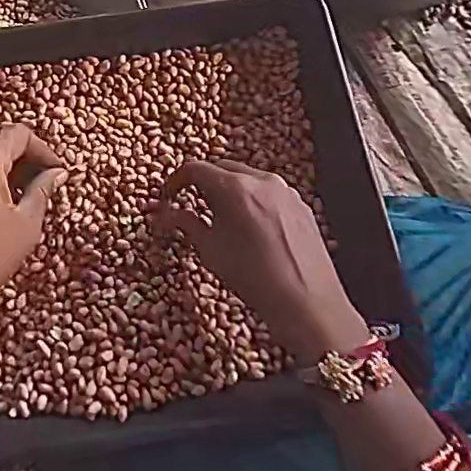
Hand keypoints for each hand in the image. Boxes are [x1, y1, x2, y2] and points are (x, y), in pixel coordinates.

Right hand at [157, 159, 363, 363]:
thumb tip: (165, 213)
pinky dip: (251, 200)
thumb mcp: (210, 250)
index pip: (195, 169)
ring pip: (246, 179)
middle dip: (202, 184)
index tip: (169, 195)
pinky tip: (248, 227)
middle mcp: (262, 181)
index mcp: (235, 188)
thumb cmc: (254, 278)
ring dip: (227, 191)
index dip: (176, 181)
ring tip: (219, 219)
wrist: (305, 302)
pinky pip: (268, 192)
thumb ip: (186, 223)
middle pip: (221, 168)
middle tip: (189, 205)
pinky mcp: (300, 204)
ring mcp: (285, 191)